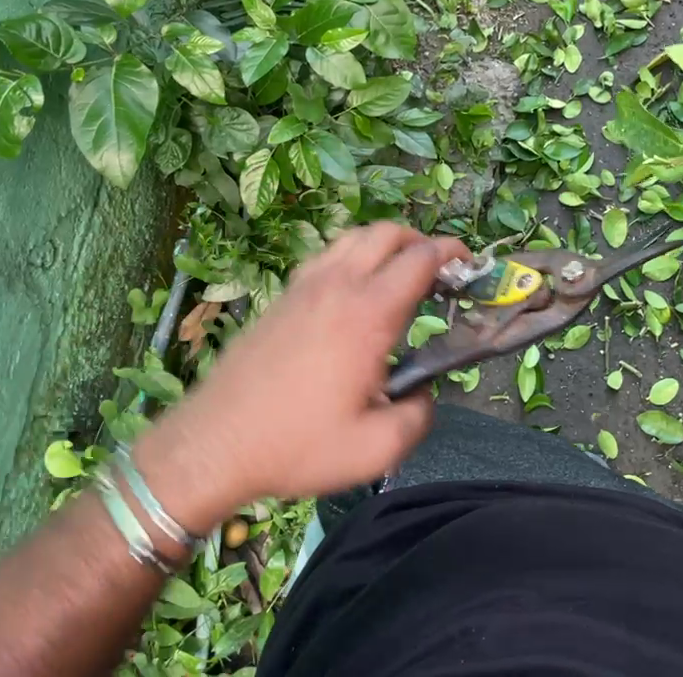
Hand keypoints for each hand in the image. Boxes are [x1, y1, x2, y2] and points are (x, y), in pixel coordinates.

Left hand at [133, 223, 467, 530]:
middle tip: (439, 272)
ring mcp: (305, 286)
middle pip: (387, 233)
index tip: (469, 265)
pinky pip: (327, 256)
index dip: (452, 253)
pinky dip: (352, 256)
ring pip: (354, 237)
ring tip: (399, 275)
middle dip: (421, 242)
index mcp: (368, 313)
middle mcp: (338, 285)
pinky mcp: (281, 297)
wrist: (213, 445)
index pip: (420, 258)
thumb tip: (424, 394)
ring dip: (385, 244)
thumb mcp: (376, 449)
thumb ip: (419, 416)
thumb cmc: (296, 446)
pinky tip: (354, 292)